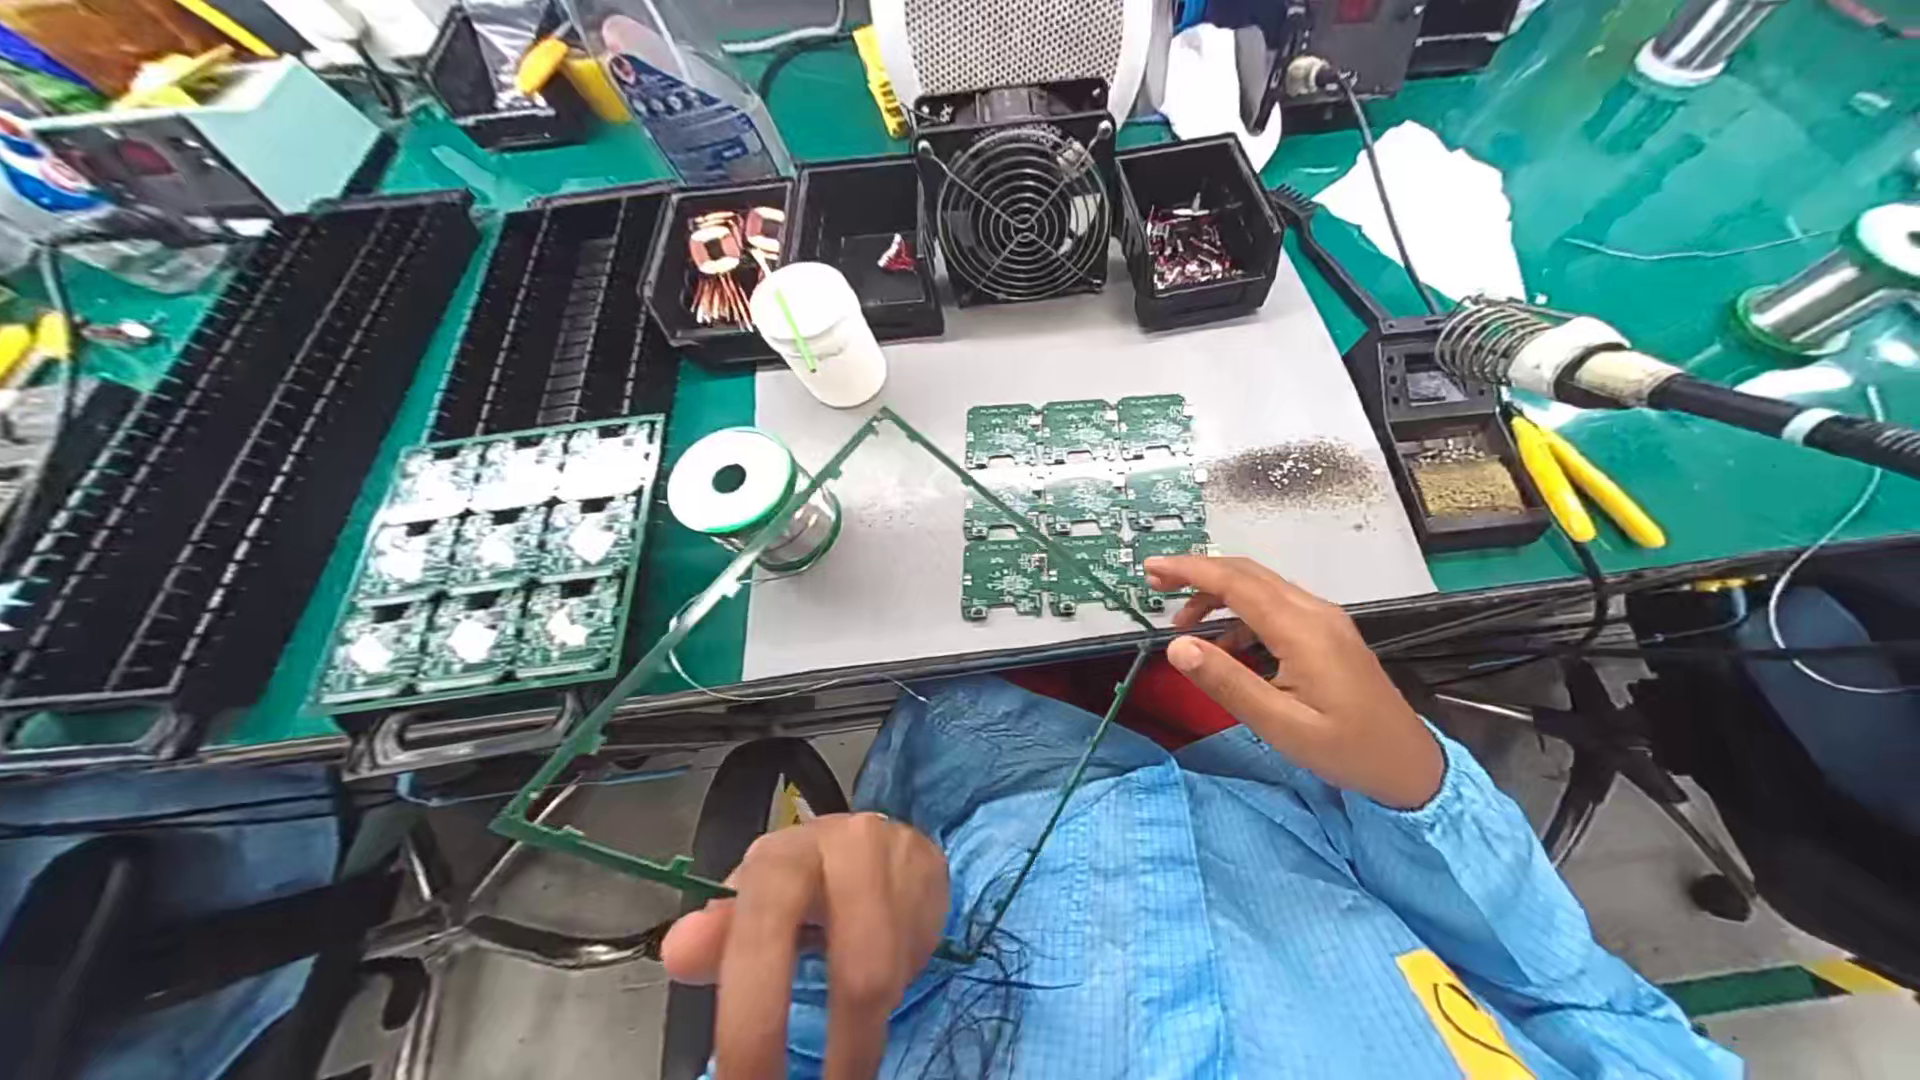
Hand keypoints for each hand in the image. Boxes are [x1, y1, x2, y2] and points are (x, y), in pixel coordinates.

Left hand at [660, 813, 949, 1079]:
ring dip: (870, 1029)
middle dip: (845, 1056)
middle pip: (860, 973)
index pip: (766, 931)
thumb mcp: (754, 905)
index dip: (755, 1020)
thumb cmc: (802, 880)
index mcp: (784, 857)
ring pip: (896, 976)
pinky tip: (880, 985)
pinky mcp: (935, 871)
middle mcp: (847, 846)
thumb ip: (719, 935)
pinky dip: (896, 992)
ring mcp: (898, 857)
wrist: (870, 836)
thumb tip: (677, 952)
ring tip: (849, 1045)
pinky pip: (920, 958)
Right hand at [1144, 555, 1443, 808]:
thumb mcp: (1280, 725)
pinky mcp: (1324, 631)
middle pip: (1246, 574)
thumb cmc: (1346, 749)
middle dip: (1197, 572)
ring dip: (1215, 593)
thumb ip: (1226, 682)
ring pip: (1258, 586)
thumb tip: (1177, 646)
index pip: (1236, 583)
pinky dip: (1237, 613)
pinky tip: (1223, 645)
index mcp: (1302, 630)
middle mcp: (1313, 611)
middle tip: (1156, 582)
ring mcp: (1322, 619)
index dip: (1190, 570)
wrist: (1410, 766)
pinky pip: (1272, 606)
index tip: (1152, 566)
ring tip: (1181, 621)